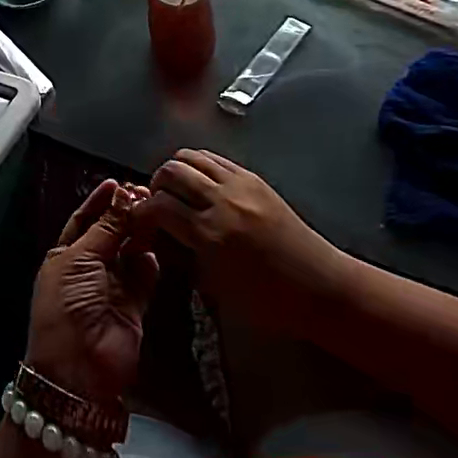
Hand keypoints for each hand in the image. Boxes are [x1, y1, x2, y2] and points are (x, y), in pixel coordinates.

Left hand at [26, 179, 159, 402]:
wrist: (78, 370)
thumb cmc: (66, 307)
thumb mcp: (80, 259)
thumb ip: (106, 227)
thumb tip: (122, 194)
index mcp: (65, 255)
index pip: (84, 220)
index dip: (101, 202)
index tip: (118, 183)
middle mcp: (88, 268)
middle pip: (111, 233)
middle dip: (125, 214)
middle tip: (146, 194)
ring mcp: (112, 287)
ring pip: (130, 250)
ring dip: (141, 232)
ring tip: (155, 211)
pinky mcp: (134, 305)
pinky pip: (144, 274)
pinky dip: (151, 258)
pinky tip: (158, 242)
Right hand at [135, 150, 350, 333]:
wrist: (319, 285)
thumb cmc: (269, 301)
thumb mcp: (217, 288)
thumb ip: (185, 257)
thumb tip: (162, 238)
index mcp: (211, 234)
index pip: (160, 206)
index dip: (142, 212)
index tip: (138, 221)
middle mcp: (223, 201)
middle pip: (172, 170)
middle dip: (156, 184)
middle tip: (156, 202)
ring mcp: (240, 185)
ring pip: (192, 156)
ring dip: (176, 170)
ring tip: (176, 190)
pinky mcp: (254, 178)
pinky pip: (216, 159)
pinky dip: (200, 166)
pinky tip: (201, 185)